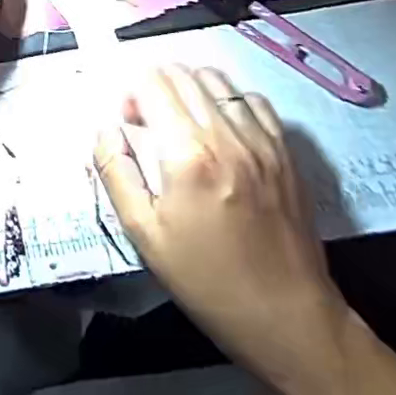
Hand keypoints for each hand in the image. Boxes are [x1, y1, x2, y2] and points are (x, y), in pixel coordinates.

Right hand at [95, 66, 358, 392]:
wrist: (289, 320)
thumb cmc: (206, 278)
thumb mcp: (142, 232)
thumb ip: (115, 171)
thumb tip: (106, 130)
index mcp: (188, 154)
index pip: (152, 83)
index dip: (131, 95)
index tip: (129, 124)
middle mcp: (228, 138)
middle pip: (183, 75)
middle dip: (155, 87)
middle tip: (149, 122)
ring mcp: (264, 143)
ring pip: (218, 81)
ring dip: (191, 88)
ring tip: (183, 120)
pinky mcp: (287, 155)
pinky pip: (254, 101)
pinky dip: (229, 100)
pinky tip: (221, 126)